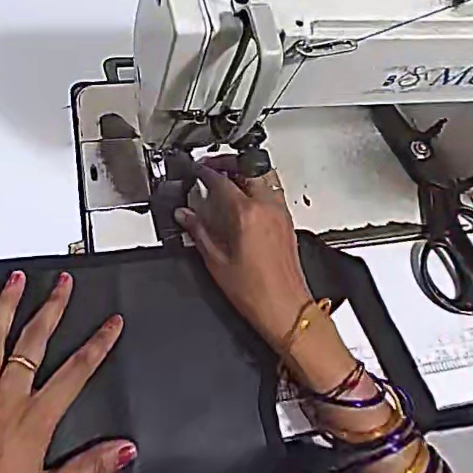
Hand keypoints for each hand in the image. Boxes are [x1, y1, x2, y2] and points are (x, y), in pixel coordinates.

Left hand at [0, 270, 133, 472]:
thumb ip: (90, 469)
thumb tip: (124, 449)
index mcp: (31, 424)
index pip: (76, 371)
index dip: (99, 343)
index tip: (112, 323)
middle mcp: (0, 405)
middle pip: (32, 342)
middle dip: (51, 307)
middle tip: (62, 283)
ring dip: (4, 308)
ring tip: (14, 282)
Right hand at [173, 156, 311, 350]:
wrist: (286, 309)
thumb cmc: (256, 293)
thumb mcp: (216, 261)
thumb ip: (198, 232)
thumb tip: (185, 216)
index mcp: (247, 213)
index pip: (222, 180)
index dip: (206, 172)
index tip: (196, 171)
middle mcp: (267, 207)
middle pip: (247, 167)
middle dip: (228, 163)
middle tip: (212, 167)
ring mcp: (280, 212)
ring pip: (264, 175)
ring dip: (245, 171)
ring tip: (228, 178)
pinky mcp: (287, 221)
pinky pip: (272, 191)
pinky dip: (257, 185)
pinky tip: (245, 199)